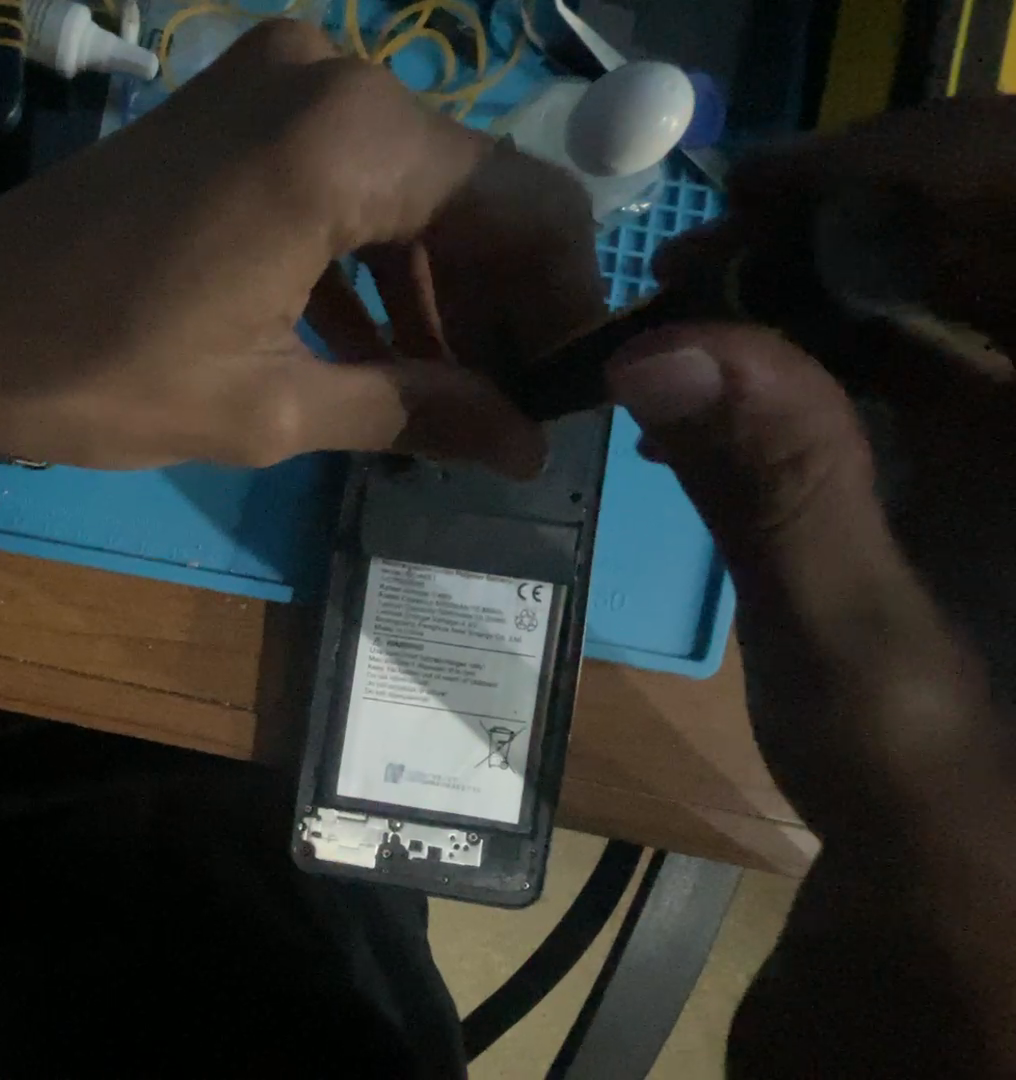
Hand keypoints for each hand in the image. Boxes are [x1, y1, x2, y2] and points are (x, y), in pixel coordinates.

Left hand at [0, 20, 602, 472]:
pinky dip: (348, 264)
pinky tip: (359, 347)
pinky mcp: (213, 116)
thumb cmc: (93, 378)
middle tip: (496, 410)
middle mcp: (323, 77)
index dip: (557, 305)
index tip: (562, 392)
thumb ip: (406, 410)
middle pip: (460, 194)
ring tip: (432, 396)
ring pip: (389, 191)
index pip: (522, 209)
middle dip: (486, 306)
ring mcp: (260, 83)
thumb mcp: (262, 408)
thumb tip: (518, 443)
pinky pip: (320, 185)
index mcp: (350, 141)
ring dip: (418, 292)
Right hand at [600, 97, 1015, 833]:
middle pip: (1012, 241)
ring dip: (804, 297)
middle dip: (845, 229)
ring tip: (671, 327)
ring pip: (950, 299)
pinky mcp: (994, 466)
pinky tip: (706, 398)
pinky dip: (797, 364)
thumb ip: (781, 497)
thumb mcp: (870, 667)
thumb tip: (655, 351)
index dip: (934, 165)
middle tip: (684, 270)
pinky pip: (909, 367)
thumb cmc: (967, 828)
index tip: (758, 186)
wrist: (994, 905)